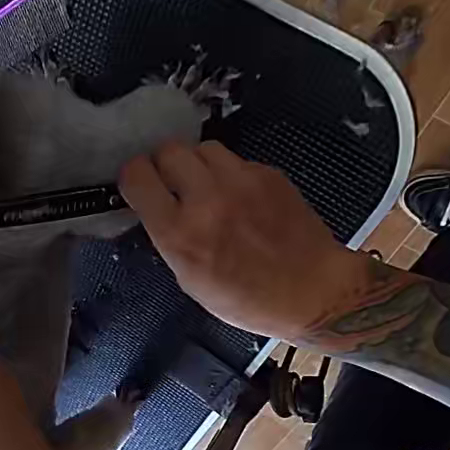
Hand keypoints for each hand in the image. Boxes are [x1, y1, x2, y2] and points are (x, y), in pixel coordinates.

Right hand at [119, 141, 367, 341]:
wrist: (313, 292)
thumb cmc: (252, 301)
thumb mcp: (194, 283)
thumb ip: (171, 240)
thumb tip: (159, 209)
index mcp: (182, 235)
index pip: (137, 176)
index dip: (136, 178)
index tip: (142, 187)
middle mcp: (207, 200)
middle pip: (167, 150)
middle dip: (166, 167)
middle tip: (177, 187)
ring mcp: (241, 182)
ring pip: (202, 148)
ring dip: (199, 166)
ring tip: (211, 191)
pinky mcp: (268, 173)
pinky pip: (236, 161)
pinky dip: (232, 176)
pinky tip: (244, 201)